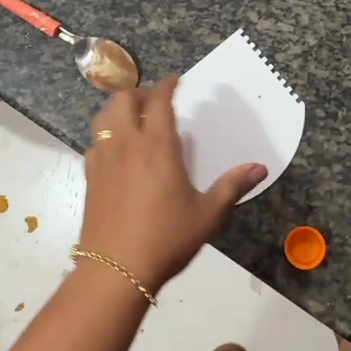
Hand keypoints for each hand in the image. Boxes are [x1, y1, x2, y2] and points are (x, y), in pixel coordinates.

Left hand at [78, 75, 266, 291]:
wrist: (114, 271)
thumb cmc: (166, 239)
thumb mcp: (207, 214)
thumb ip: (232, 186)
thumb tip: (260, 167)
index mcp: (158, 146)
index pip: (159, 101)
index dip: (167, 85)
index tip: (174, 79)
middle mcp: (127, 144)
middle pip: (124, 100)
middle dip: (140, 93)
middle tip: (155, 101)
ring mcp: (103, 159)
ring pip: (103, 117)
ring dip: (118, 109)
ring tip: (133, 118)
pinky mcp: (89, 176)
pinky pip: (94, 142)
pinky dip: (105, 135)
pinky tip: (116, 150)